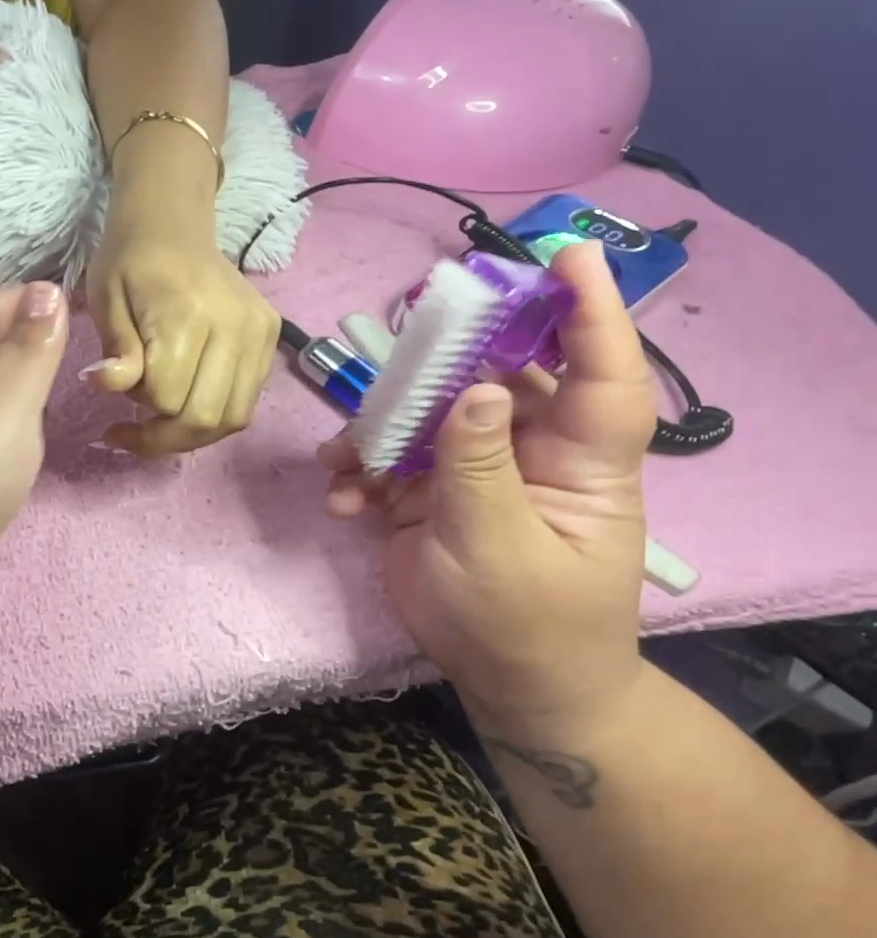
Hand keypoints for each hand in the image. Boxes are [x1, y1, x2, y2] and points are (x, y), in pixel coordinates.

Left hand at [84, 220, 279, 456]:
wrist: (171, 224)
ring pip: (233, 419)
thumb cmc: (127, 261)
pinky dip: (214, 417)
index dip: (136, 410)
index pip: (168, 399)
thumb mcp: (105, 300)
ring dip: (190, 435)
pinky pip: (246, 401)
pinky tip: (183, 406)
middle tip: (128, 434)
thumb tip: (105, 386)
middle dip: (162, 437)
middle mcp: (235, 327)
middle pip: (205, 418)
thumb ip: (116, 350)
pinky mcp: (269, 337)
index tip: (109, 402)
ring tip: (156, 425)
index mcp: (188, 315)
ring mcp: (259, 333)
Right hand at [321, 243, 656, 730]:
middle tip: (412, 329)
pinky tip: (338, 503)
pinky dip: (354, 477)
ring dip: (377, 432)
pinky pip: (384, 463)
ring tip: (345, 458)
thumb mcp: (502, 548)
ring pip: (423, 419)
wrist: (502, 681)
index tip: (568, 257)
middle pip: (495, 380)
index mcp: (579, 464)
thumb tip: (477, 389)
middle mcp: (527, 454)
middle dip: (450, 358)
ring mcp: (471, 473)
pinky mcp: (424, 496)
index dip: (590, 315)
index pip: (599, 378)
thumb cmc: (527, 622)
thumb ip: (481, 469)